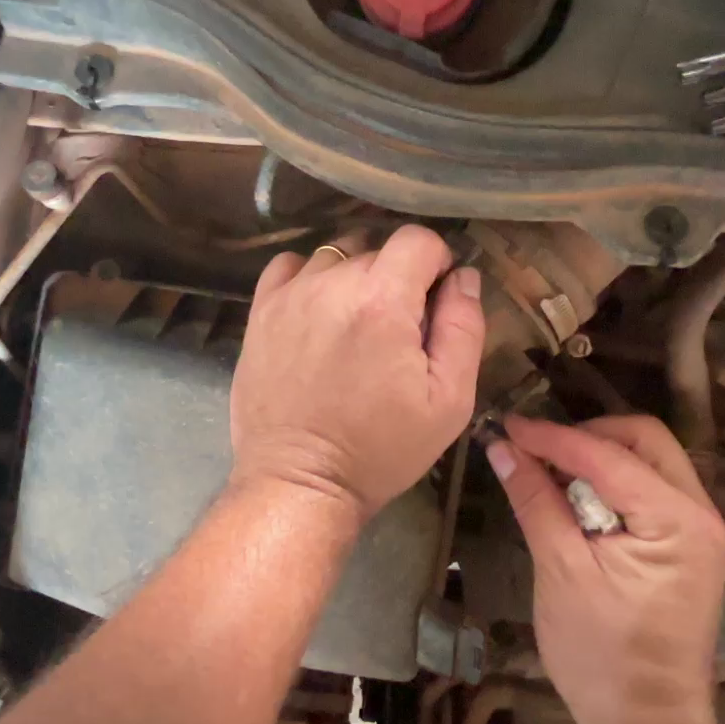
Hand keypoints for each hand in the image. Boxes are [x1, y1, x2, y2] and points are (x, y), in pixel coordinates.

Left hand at [229, 224, 486, 522]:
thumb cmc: (381, 449)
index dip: (437, 264)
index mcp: (382, 301)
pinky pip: (291, 266)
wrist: (299, 484)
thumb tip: (463, 276)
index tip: (435, 301)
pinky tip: (319, 310)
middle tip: (399, 329)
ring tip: (357, 322)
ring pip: (337, 254)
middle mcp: (332, 283)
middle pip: (378, 248)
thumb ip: (464, 328)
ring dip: (355, 276)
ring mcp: (290, 294)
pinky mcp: (260, 311)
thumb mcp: (449, 401)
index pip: (419, 239)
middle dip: (398, 277)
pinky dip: (310, 276)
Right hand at [486, 414, 724, 723]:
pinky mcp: (687, 544)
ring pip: (648, 458)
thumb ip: (536, 501)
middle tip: (537, 451)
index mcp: (676, 521)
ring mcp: (699, 529)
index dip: (552, 436)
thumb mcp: (561, 573)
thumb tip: (503, 447)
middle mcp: (699, 513)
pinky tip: (576, 496)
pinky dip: (611, 480)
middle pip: (642, 439)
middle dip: (585, 436)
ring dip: (598, 455)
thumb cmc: (602, 658)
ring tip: (550, 472)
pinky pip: (649, 487)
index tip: (506, 426)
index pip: (607, 454)